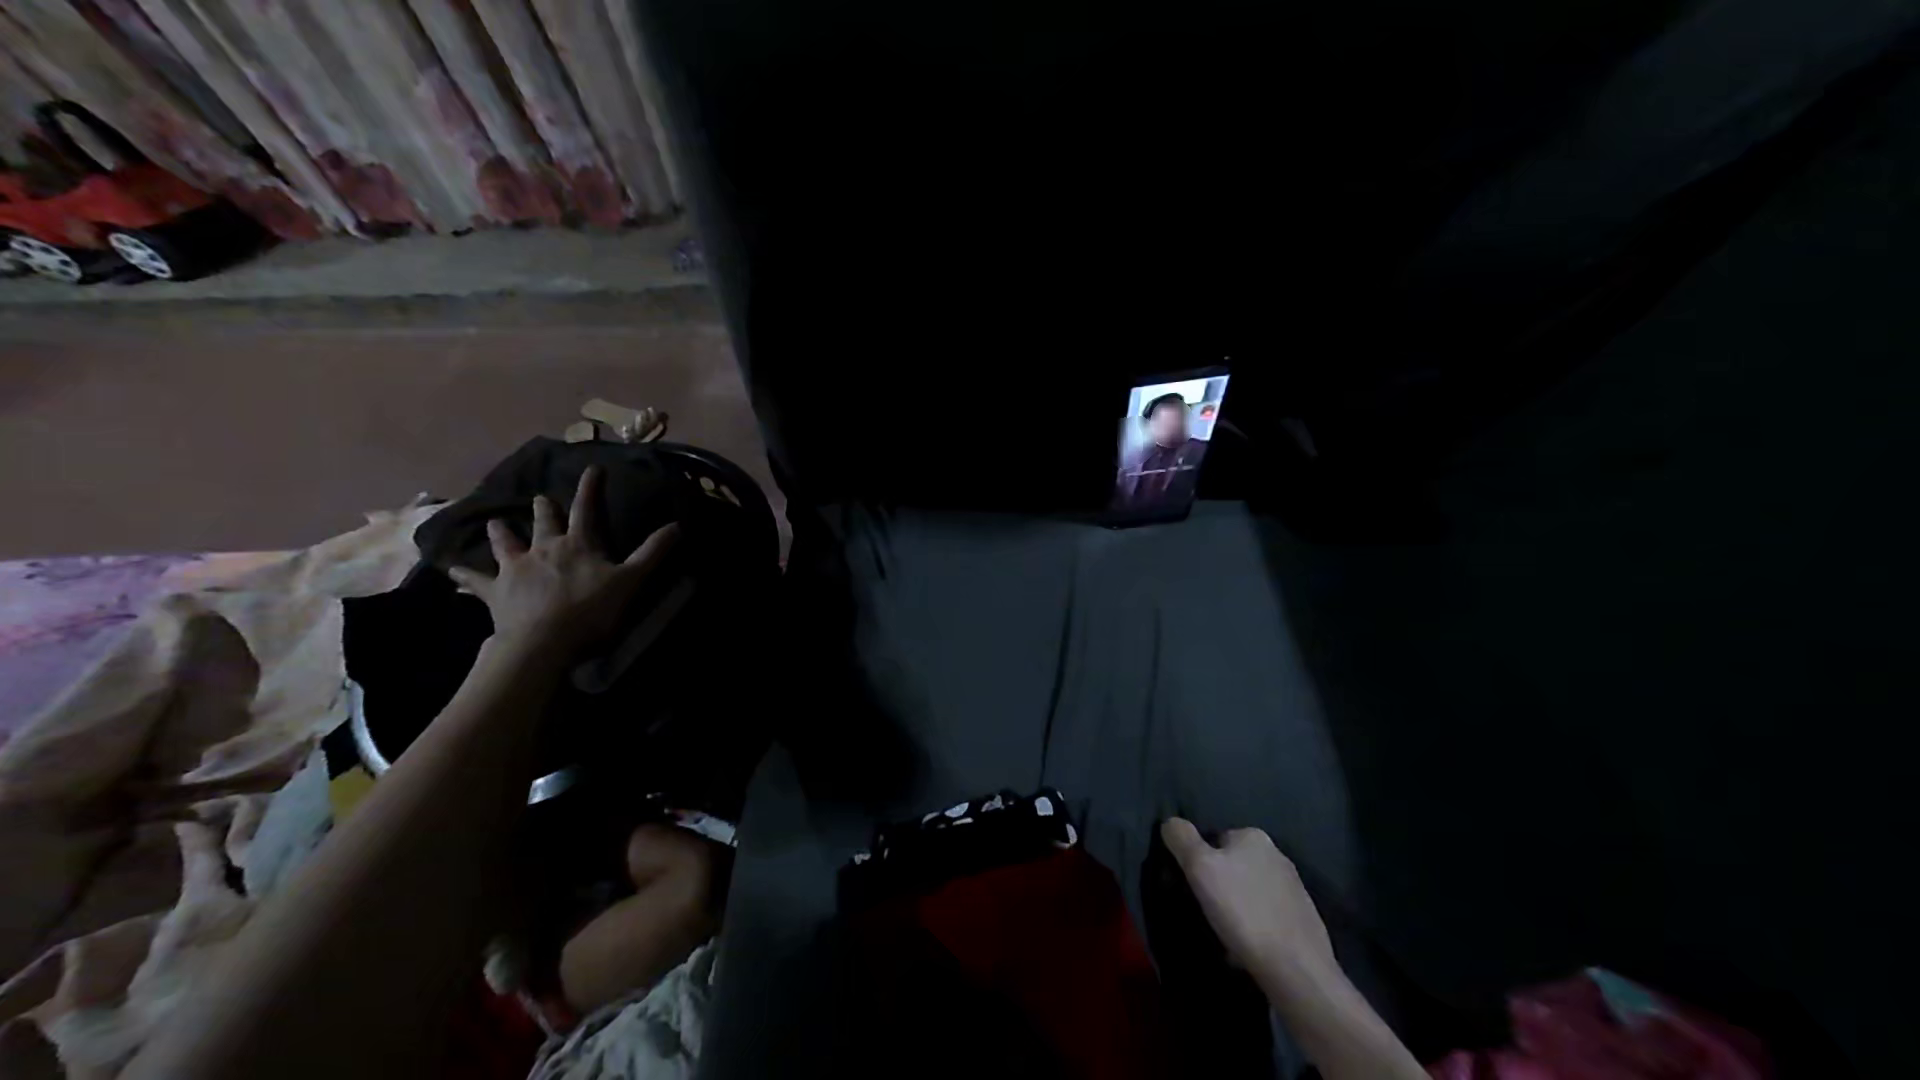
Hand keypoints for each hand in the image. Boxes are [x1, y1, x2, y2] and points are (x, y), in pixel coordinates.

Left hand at [448, 466, 679, 651]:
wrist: (542, 642)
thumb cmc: (591, 611)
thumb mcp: (631, 581)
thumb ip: (652, 552)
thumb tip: (677, 525)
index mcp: (578, 544)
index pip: (587, 509)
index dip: (591, 488)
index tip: (592, 469)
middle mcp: (544, 548)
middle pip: (544, 520)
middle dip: (545, 507)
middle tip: (541, 498)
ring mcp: (516, 568)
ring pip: (506, 542)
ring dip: (501, 532)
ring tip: (496, 523)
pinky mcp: (496, 591)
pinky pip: (475, 581)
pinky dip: (464, 576)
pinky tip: (452, 572)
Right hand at [1161, 818, 1339, 991]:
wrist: (1296, 970)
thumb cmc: (1243, 911)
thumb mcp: (1199, 867)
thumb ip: (1181, 838)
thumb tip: (1170, 822)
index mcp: (1254, 836)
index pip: (1213, 839)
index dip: (1199, 862)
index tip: (1194, 888)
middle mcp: (1278, 855)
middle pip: (1232, 864)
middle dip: (1219, 884)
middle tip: (1207, 911)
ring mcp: (1295, 887)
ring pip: (1249, 890)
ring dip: (1236, 906)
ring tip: (1226, 932)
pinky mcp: (1304, 918)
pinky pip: (1266, 913)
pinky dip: (1254, 924)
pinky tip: (1248, 945)